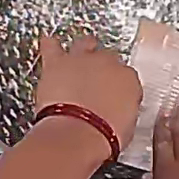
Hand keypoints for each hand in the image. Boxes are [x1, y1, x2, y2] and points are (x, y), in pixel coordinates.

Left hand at [32, 33, 142, 155]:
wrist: (78, 134)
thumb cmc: (104, 135)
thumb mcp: (127, 126)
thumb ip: (124, 110)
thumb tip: (118, 112)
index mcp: (129, 79)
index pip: (127, 77)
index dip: (120, 87)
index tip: (116, 96)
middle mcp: (108, 64)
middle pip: (108, 58)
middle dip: (105, 68)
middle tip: (100, 80)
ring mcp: (82, 61)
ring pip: (85, 44)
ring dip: (85, 47)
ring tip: (84, 48)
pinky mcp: (57, 63)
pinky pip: (52, 46)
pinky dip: (51, 45)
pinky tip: (49, 43)